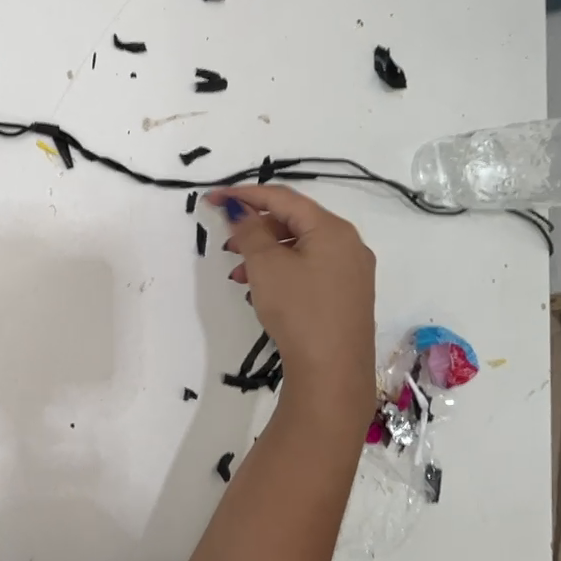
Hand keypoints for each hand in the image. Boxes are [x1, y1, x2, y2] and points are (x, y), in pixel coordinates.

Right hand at [210, 184, 375, 427]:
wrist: (332, 366)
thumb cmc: (298, 308)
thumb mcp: (265, 265)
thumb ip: (249, 231)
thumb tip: (238, 209)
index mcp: (331, 229)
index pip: (282, 198)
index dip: (244, 194)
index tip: (211, 199)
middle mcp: (348, 242)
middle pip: (293, 219)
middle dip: (255, 227)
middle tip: (227, 243)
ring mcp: (350, 268)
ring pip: (298, 245)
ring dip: (264, 251)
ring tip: (239, 273)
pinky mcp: (345, 290)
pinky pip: (308, 264)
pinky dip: (280, 267)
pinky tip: (260, 288)